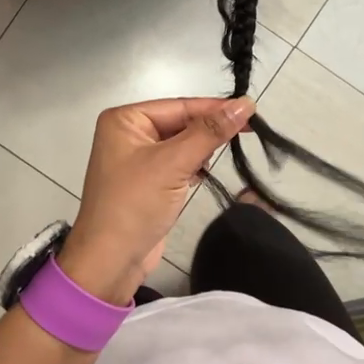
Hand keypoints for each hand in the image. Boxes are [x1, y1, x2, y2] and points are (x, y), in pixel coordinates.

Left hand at [58, 97, 255, 302]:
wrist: (111, 259)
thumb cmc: (135, 205)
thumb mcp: (173, 163)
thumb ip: (209, 132)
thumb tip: (245, 104)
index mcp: (124, 120)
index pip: (179, 106)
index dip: (215, 108)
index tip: (253, 110)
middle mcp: (128, 133)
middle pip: (180, 123)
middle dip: (210, 129)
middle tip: (250, 132)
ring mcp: (136, 159)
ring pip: (180, 144)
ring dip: (203, 148)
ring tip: (230, 150)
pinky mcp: (146, 182)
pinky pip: (176, 164)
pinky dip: (193, 166)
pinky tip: (207, 171)